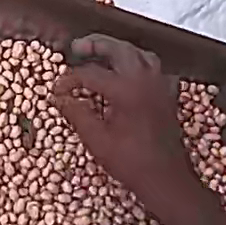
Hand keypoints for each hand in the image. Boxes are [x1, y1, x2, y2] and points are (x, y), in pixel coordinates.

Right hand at [51, 34, 206, 211]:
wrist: (166, 179)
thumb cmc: (130, 163)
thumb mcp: (96, 140)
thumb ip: (76, 114)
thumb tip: (59, 98)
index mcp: (125, 89)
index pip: (91, 73)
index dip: (70, 79)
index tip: (57, 90)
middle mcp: (145, 80)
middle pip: (119, 49)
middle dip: (96, 45)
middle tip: (78, 48)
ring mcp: (160, 86)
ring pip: (139, 54)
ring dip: (119, 50)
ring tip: (101, 54)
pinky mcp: (168, 95)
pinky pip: (155, 69)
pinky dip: (140, 64)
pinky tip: (130, 74)